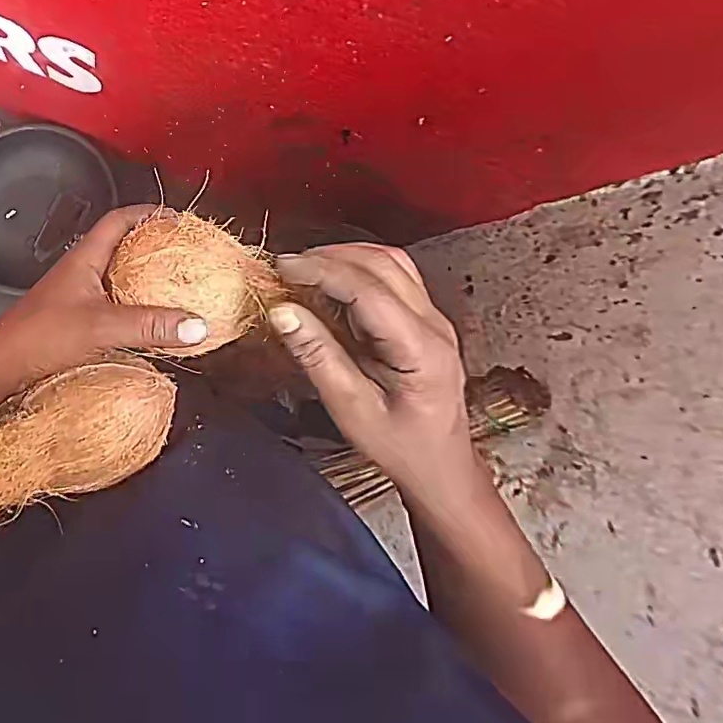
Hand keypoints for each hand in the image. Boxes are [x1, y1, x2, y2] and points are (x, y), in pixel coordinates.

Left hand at [0, 204, 208, 381]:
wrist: (1, 365)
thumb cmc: (38, 336)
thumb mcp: (103, 327)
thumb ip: (150, 326)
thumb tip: (195, 325)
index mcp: (84, 259)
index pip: (118, 220)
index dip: (146, 213)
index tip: (173, 218)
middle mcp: (79, 271)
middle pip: (120, 245)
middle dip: (150, 244)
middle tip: (177, 252)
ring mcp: (75, 295)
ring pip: (116, 275)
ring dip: (141, 276)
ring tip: (169, 285)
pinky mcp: (74, 319)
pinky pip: (111, 302)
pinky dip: (132, 305)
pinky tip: (145, 322)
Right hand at [268, 244, 480, 501]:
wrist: (440, 465)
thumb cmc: (400, 446)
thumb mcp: (350, 408)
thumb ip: (317, 356)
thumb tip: (283, 312)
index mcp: (420, 349)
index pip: (367, 289)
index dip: (321, 271)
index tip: (283, 268)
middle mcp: (434, 325)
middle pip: (382, 264)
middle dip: (329, 257)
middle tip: (287, 267)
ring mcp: (434, 319)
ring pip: (391, 263)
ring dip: (345, 257)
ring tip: (305, 269)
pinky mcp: (425, 320)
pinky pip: (394, 277)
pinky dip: (358, 269)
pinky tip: (332, 282)